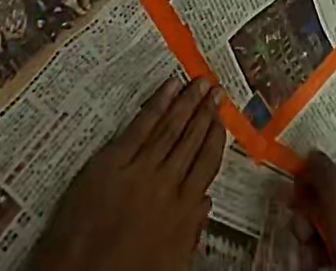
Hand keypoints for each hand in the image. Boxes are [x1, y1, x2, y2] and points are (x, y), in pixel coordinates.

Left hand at [26, 75, 227, 270]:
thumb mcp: (170, 261)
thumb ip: (190, 230)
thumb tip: (206, 202)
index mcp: (183, 213)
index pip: (206, 165)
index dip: (215, 138)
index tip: (222, 119)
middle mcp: (166, 186)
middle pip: (190, 141)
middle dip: (205, 112)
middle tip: (215, 89)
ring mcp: (140, 170)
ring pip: (170, 128)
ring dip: (186, 103)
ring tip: (199, 82)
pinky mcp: (113, 160)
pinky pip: (141, 126)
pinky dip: (157, 105)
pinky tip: (168, 88)